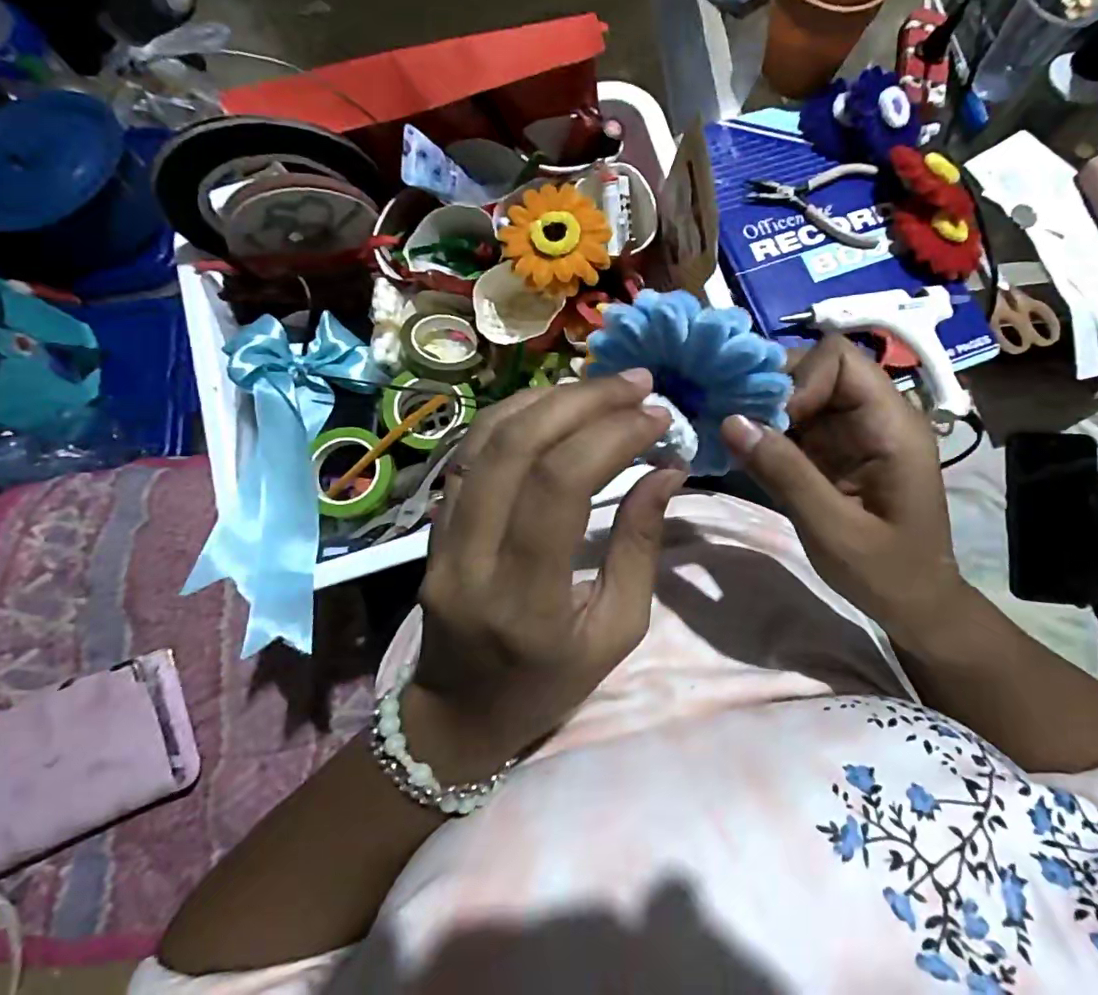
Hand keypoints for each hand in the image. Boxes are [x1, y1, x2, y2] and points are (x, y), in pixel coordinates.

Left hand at [414, 369, 685, 770]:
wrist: (457, 713)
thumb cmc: (548, 684)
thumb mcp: (616, 632)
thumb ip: (639, 549)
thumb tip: (665, 472)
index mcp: (526, 599)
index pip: (560, 487)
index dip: (611, 437)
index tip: (657, 417)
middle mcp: (472, 559)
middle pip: (518, 448)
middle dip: (583, 402)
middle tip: (637, 384)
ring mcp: (441, 539)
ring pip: (485, 440)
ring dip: (547, 399)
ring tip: (600, 387)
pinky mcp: (432, 527)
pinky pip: (468, 455)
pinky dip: (514, 417)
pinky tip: (553, 405)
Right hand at [719, 335, 965, 640]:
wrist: (917, 605)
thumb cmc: (887, 573)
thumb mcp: (832, 529)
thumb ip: (785, 473)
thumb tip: (730, 421)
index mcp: (892, 425)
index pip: (840, 359)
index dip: (799, 379)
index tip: (770, 422)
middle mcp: (875, 416)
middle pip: (818, 368)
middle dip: (773, 390)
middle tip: (734, 422)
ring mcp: (856, 432)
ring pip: (803, 393)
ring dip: (765, 410)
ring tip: (732, 435)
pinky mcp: (838, 451)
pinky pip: (799, 423)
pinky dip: (769, 432)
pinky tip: (745, 451)